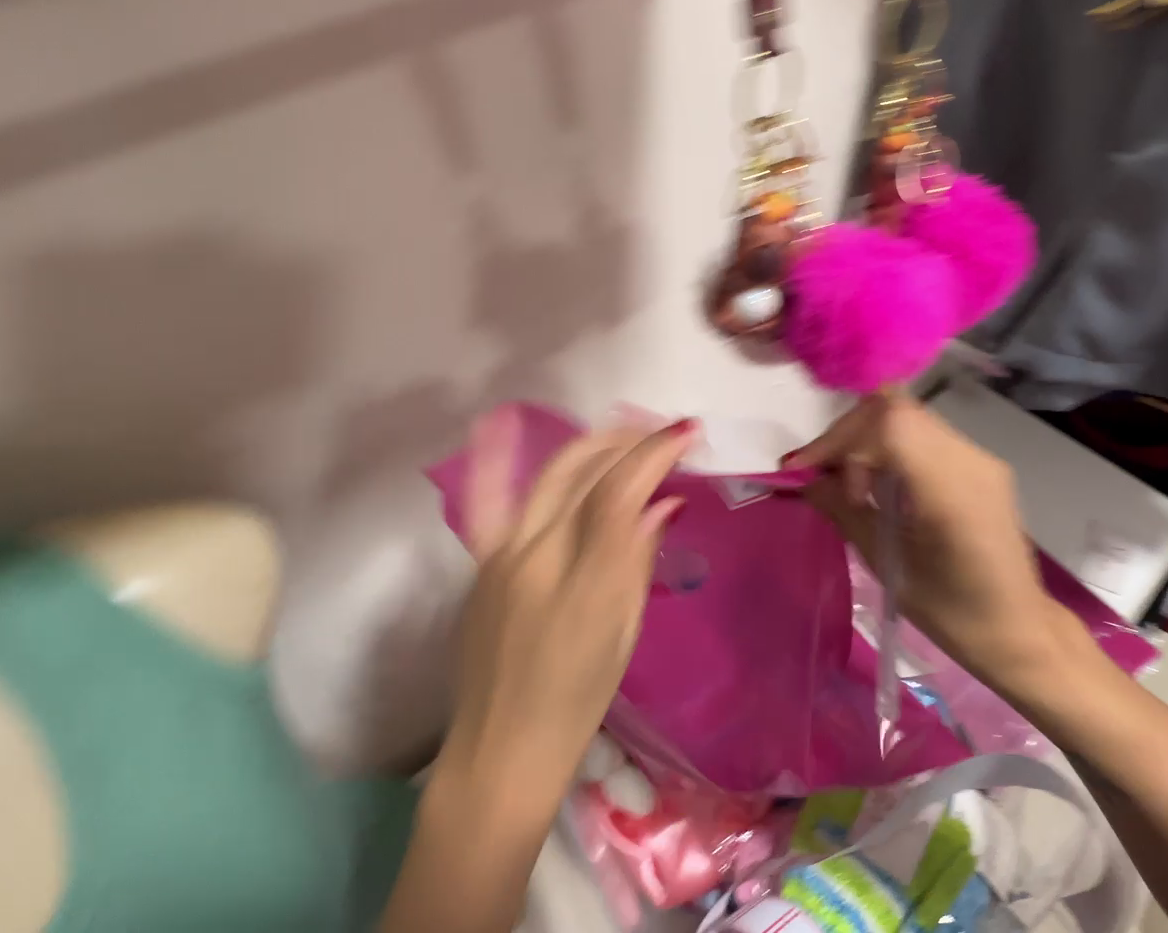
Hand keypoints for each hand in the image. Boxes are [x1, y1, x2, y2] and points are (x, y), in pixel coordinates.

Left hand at [441, 410, 697, 813]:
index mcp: (586, 583)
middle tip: (664, 434)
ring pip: (547, 476)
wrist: (500, 747)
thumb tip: (661, 502)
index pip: (621, 493)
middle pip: (584, 472)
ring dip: (591, 445)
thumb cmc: (577, 703)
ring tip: (624, 434)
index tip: (688, 433)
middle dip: (629, 441)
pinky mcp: (479, 563)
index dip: (656, 453)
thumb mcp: (623, 633)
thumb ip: (637, 559)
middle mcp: (538, 556)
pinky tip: (502, 422)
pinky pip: (492, 499)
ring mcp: (500, 555)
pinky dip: (498, 457)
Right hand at [784, 392, 1087, 690]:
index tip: (812, 477)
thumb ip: (845, 512)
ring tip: (841, 482)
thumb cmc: (952, 613)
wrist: (1018, 630)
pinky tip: (874, 485)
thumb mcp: (888, 566)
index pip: (891, 425)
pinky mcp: (980, 465)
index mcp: (952, 491)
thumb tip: (805, 481)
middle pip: (896, 411)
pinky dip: (887, 449)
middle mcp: (971, 461)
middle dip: (846, 436)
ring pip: (908, 418)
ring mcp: (980, 458)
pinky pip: (923, 436)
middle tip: (816, 474)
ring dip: (865, 440)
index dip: (843, 440)